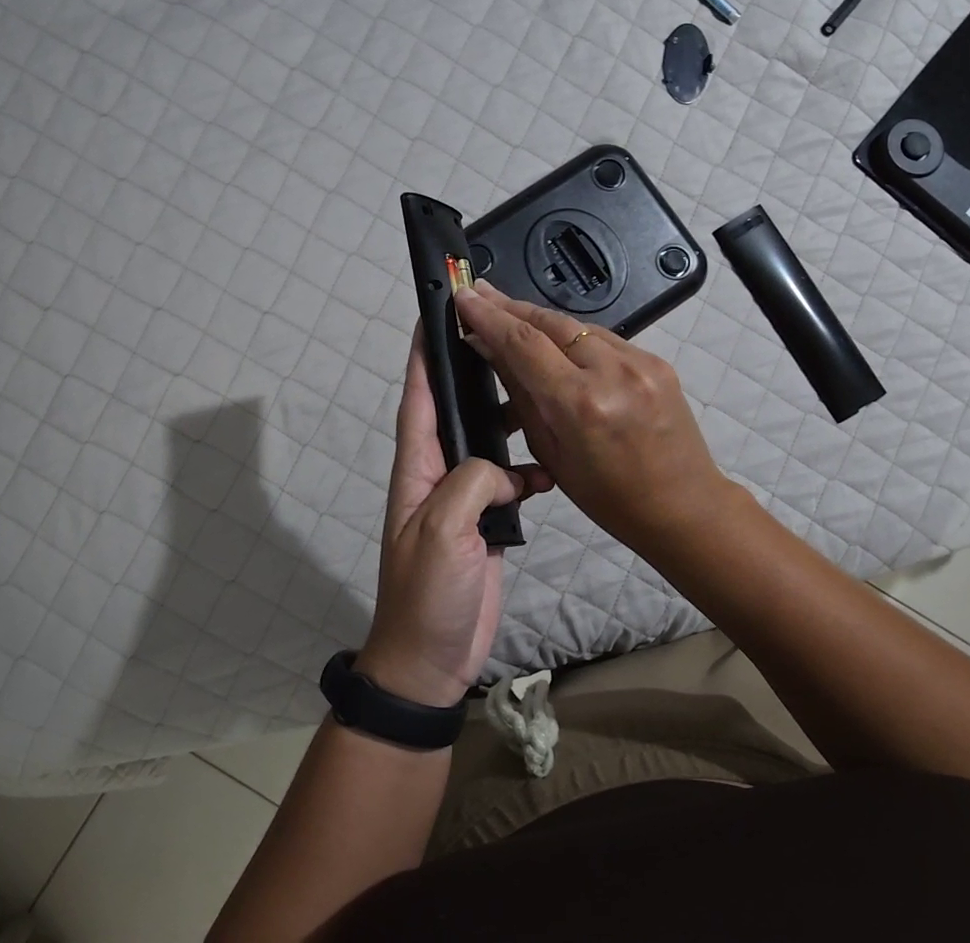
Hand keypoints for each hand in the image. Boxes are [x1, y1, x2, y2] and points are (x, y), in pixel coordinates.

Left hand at [358, 334, 550, 708]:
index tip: (434, 312)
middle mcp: (435, 475)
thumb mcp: (442, 530)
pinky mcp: (484, 524)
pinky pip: (508, 482)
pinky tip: (554, 467)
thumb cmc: (427, 594)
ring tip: (541, 391)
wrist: (432, 658)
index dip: (424, 355)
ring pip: (486, 444)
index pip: (419, 398)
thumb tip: (502, 469)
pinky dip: (531, 470)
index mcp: (416, 469)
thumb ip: (471, 482)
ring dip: (509, 420)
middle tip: (504, 336)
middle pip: (454, 412)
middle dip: (472, 373)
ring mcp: (461, 500)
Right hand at [453, 279, 738, 550]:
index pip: (523, 343)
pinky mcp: (657, 361)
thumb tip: (489, 350)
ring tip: (509, 313)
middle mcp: (611, 372)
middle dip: (510, 306)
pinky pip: (604, 339)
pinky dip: (574, 337)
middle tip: (479, 292)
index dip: (489, 316)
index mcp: (579, 403)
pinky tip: (554, 340)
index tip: (464, 297)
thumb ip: (520, 395)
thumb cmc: (607, 496)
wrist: (682, 505)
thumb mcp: (551, 452)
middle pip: (550, 322)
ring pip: (577, 326)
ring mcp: (640, 362)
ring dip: (540, 319)